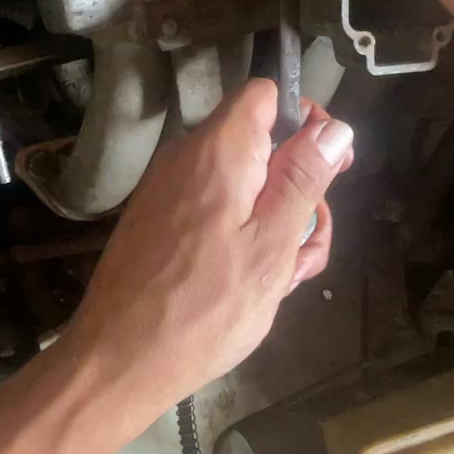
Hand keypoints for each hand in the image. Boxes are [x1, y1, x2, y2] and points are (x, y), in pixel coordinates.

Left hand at [59, 81, 351, 425]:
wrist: (120, 358)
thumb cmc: (205, 306)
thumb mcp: (272, 244)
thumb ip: (302, 180)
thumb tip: (333, 127)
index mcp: (217, 150)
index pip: (263, 95)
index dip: (304, 120)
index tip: (331, 166)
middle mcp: (186, 159)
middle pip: (259, 147)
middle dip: (298, 191)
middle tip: (308, 248)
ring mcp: (168, 193)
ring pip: (242, 188)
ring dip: (275, 226)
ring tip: (283, 281)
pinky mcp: (159, 224)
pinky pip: (214, 214)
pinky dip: (241, 240)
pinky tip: (251, 286)